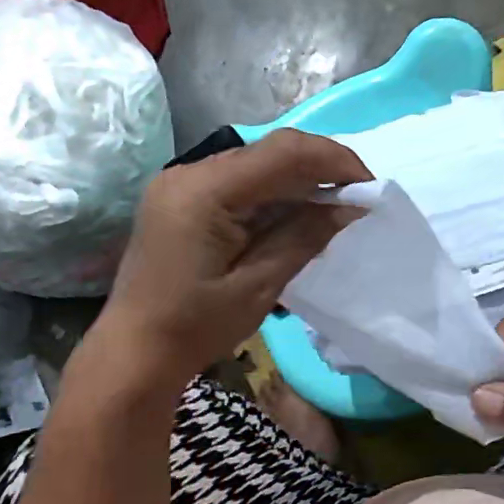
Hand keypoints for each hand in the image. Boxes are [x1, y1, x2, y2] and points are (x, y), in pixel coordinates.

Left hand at [94, 129, 371, 385]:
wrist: (134, 351)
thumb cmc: (195, 327)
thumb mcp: (259, 285)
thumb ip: (304, 236)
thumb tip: (350, 206)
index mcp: (204, 191)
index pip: (282, 152)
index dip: (333, 160)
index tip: (369, 186)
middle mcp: (188, 173)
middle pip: (268, 152)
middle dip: (317, 170)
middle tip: (354, 200)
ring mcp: (179, 183)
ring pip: (253, 165)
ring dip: (295, 182)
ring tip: (329, 210)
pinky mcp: (178, 198)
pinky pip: (235, 182)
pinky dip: (269, 194)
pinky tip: (290, 216)